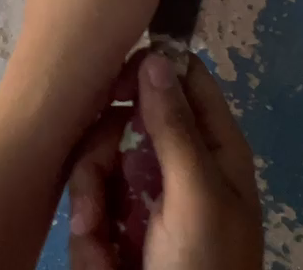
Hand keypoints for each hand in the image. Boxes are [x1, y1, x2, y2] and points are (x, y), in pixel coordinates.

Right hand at [66, 52, 261, 269]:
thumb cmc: (204, 269)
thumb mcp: (197, 194)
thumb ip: (175, 126)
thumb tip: (156, 54)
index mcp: (213, 146)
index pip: (183, 79)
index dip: (149, 70)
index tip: (115, 82)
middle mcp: (178, 162)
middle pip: (129, 117)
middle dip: (105, 148)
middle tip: (100, 177)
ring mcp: (148, 195)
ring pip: (102, 159)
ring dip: (91, 196)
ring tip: (97, 236)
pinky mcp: (121, 228)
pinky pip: (92, 204)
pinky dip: (89, 232)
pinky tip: (100, 255)